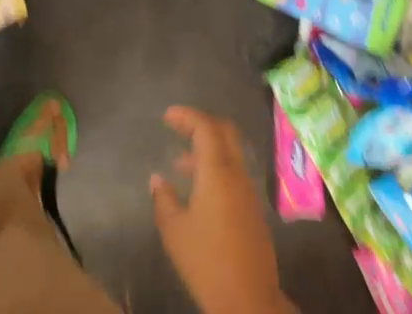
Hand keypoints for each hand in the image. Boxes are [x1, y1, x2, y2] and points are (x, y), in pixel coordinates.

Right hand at [150, 107, 293, 313]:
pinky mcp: (253, 209)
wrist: (248, 298)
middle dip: (201, 124)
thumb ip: (164, 199)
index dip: (187, 116)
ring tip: (180, 163)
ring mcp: (249, 192)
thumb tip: (158, 179)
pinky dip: (216, 168)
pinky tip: (198, 190)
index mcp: (218, 173)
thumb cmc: (206, 261)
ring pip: (231, 155)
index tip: (167, 116)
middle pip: (225, 133)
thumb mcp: (174, 230)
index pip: (206, 128)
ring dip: (207, 150)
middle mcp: (237, 175)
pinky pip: (235, 174)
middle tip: (178, 126)